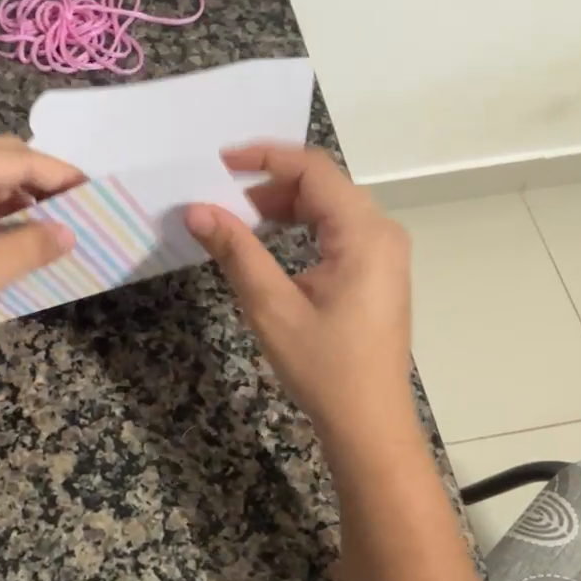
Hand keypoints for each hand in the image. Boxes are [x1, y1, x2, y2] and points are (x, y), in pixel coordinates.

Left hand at [0, 136, 82, 353]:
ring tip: (56, 229)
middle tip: (78, 211)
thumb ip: (30, 248)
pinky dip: (0, 218)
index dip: (61, 174)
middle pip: (3, 161)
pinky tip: (19, 241)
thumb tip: (69, 233)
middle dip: (43, 183)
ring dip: (22, 202)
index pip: (19, 159)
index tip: (97, 193)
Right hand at [185, 142, 414, 437]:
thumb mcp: (272, 307)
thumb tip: (196, 211)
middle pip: (323, 186)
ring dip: (283, 208)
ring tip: (238, 224)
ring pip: (329, 209)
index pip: (313, 170)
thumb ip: (236, 252)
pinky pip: (337, 232)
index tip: (219, 164)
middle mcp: (382, 233)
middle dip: (269, 186)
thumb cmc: (324, 368)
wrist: (369, 422)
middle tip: (221, 200)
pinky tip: (269, 246)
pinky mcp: (377, 274)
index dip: (264, 158)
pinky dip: (300, 229)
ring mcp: (383, 254)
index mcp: (364, 233)